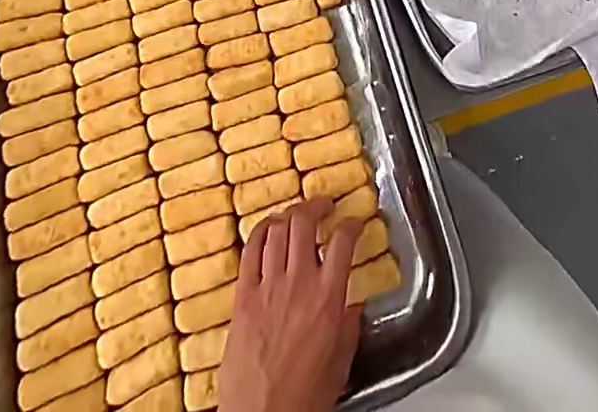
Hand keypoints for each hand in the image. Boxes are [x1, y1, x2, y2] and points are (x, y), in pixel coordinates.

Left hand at [219, 198, 364, 411]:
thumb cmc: (305, 396)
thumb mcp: (340, 360)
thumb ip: (348, 324)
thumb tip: (352, 303)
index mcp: (327, 298)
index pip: (343, 241)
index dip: (351, 224)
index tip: (354, 222)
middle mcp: (298, 284)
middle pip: (304, 222)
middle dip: (316, 205)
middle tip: (324, 206)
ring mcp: (267, 287)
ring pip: (277, 231)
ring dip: (289, 215)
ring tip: (297, 215)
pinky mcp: (242, 297)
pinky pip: (250, 251)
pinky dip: (260, 231)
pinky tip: (268, 228)